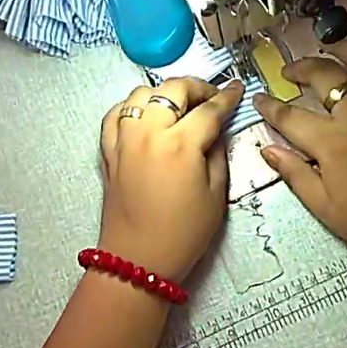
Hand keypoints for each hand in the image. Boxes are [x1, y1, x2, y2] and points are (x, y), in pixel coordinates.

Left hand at [97, 76, 244, 281]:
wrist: (139, 260)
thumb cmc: (184, 233)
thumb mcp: (216, 195)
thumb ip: (218, 154)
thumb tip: (216, 131)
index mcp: (180, 145)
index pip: (209, 109)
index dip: (227, 97)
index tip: (237, 89)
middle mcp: (148, 134)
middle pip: (172, 89)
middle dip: (197, 87)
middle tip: (212, 97)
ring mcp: (124, 140)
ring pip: (140, 94)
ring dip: (163, 93)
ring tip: (179, 105)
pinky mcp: (109, 152)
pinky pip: (115, 115)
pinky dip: (131, 107)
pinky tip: (145, 114)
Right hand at [254, 40, 346, 275]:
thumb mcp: (327, 209)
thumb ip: (296, 175)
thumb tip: (268, 150)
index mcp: (332, 141)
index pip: (290, 116)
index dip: (270, 107)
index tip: (258, 99)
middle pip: (325, 75)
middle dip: (301, 68)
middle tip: (290, 71)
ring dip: (346, 47)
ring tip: (333, 47)